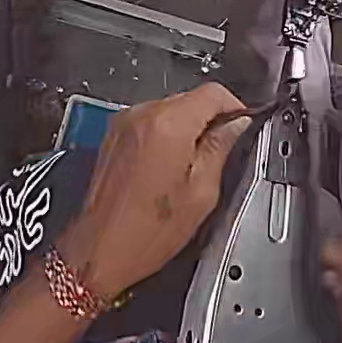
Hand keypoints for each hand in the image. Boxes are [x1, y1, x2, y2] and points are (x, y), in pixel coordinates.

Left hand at [59, 84, 251, 300]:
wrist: (100, 250)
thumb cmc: (148, 230)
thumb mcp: (202, 192)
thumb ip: (220, 148)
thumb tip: (236, 125)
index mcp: (169, 125)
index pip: (213, 92)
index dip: (234, 107)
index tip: (241, 125)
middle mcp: (143, 115)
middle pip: (191, 98)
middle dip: (210, 120)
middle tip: (219, 152)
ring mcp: (124, 122)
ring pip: (172, 109)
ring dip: (187, 128)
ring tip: (191, 166)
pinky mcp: (114, 134)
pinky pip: (151, 121)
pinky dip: (166, 135)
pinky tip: (168, 166)